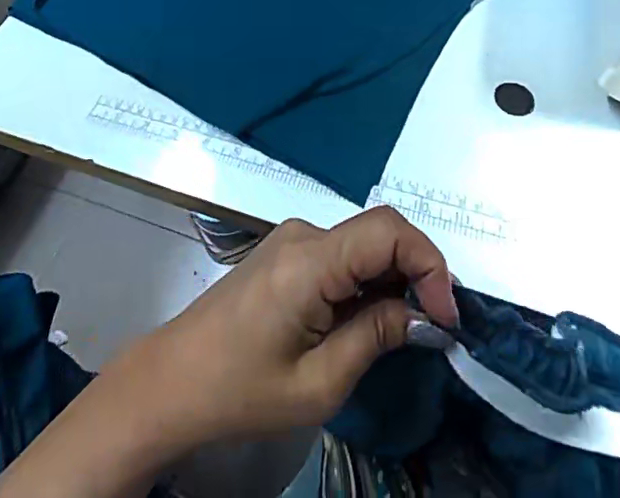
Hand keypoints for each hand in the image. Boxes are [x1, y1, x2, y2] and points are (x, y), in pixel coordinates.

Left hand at [108, 207, 458, 449]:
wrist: (173, 379)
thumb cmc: (241, 389)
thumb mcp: (319, 382)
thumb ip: (376, 336)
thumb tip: (425, 316)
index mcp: (309, 260)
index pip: (388, 230)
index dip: (429, 264)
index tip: (446, 317)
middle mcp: (302, 234)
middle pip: (379, 233)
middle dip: (416, 274)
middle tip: (434, 328)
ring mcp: (291, 239)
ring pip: (363, 244)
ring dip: (393, 279)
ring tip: (402, 330)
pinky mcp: (286, 252)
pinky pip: (342, 254)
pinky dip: (367, 280)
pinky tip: (367, 319)